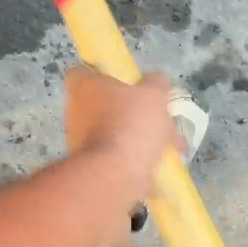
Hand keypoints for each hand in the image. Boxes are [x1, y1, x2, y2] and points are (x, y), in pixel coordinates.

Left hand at [62, 67, 174, 201]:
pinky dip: (136, 160)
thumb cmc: (130, 123)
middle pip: (103, 105)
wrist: (114, 174)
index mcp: (84, 87)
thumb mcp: (153, 95)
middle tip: (157, 117)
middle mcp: (76, 112)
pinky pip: (116, 157)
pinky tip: (162, 165)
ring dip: (139, 137)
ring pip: (114, 132)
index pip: (80, 72)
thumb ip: (156, 84)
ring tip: (171, 146)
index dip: (99, 74)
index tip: (121, 81)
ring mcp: (80, 141)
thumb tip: (157, 79)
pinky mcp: (90, 166)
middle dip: (132, 111)